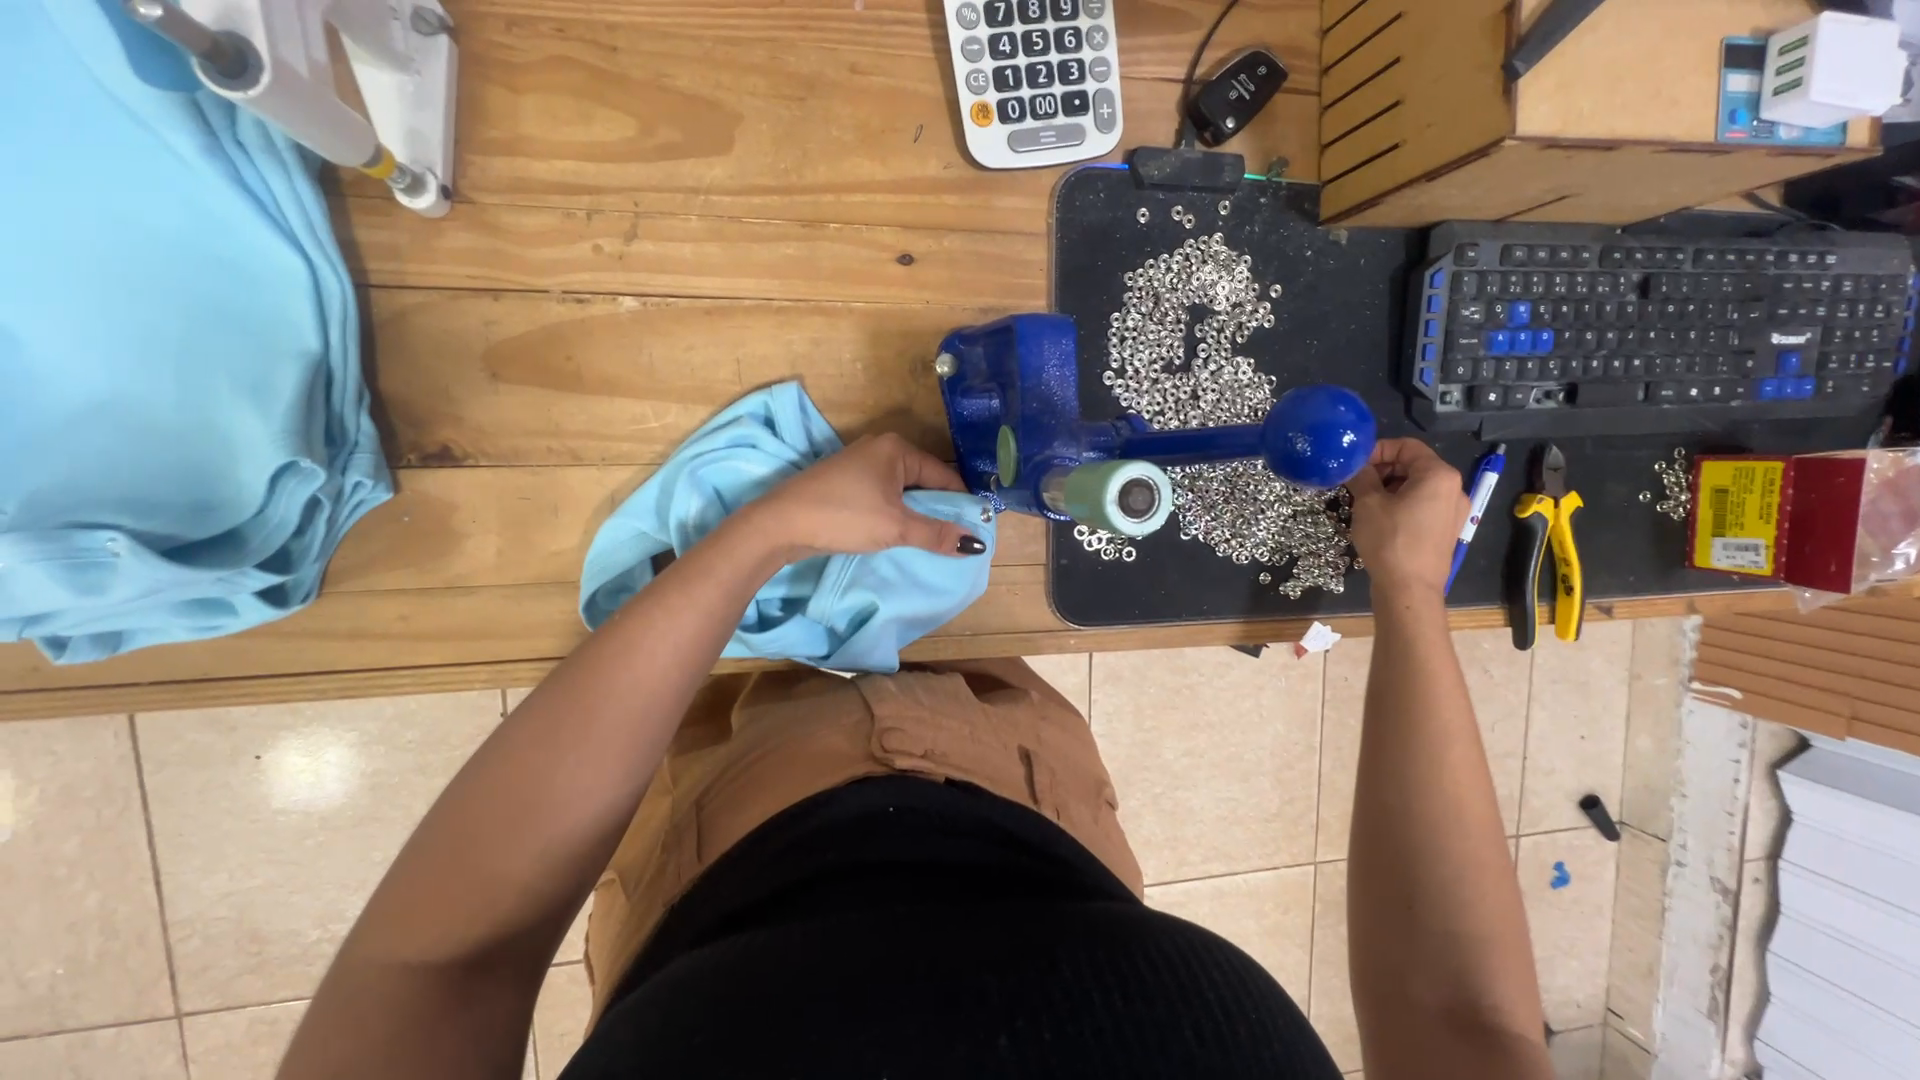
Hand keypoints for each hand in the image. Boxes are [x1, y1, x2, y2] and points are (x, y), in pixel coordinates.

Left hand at [736, 433, 986, 562]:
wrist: (779, 524)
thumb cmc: (842, 516)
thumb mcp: (895, 527)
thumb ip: (936, 534)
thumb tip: (975, 543)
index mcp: (897, 448)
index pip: (945, 474)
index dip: (962, 502)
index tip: (977, 528)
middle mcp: (880, 448)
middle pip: (924, 480)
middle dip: (939, 508)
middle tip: (955, 539)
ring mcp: (860, 464)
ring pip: (903, 490)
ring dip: (916, 513)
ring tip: (930, 540)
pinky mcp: (845, 482)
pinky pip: (884, 495)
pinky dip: (895, 513)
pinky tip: (898, 533)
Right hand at [1347, 438, 1468, 602]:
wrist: (1409, 588)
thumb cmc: (1389, 540)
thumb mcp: (1367, 503)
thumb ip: (1361, 477)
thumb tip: (1355, 467)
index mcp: (1438, 475)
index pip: (1407, 446)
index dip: (1378, 450)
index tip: (1354, 464)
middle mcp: (1453, 488)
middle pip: (1414, 465)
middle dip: (1383, 470)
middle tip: (1356, 484)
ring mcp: (1454, 511)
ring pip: (1417, 487)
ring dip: (1390, 488)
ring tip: (1365, 503)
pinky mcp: (1447, 530)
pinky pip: (1423, 506)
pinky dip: (1401, 504)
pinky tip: (1380, 519)